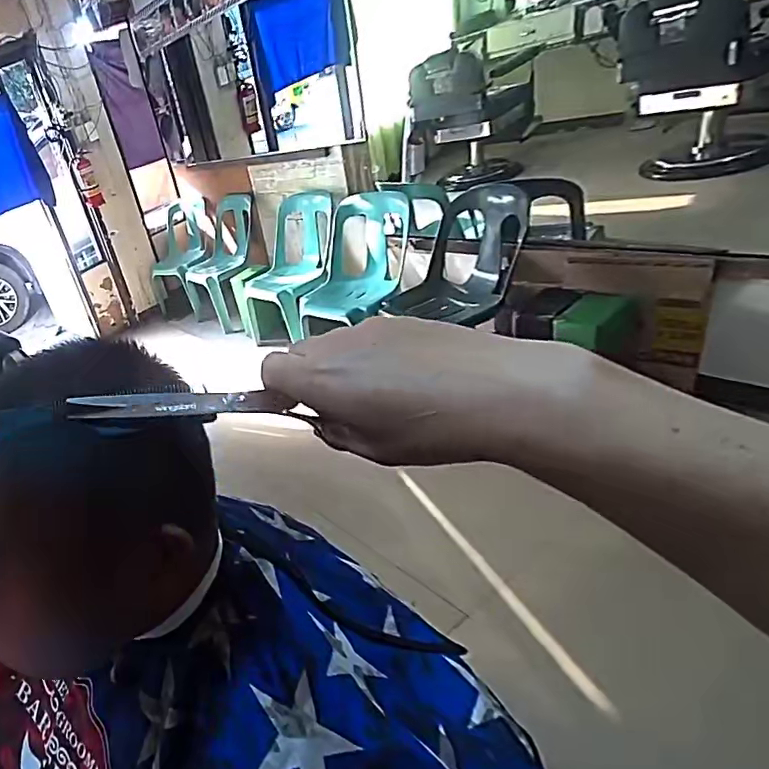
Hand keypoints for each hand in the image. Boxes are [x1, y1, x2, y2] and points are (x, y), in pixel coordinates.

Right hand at [261, 317, 627, 467]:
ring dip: (339, 366)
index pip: (268, 368)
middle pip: (298, 352)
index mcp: (321, 378)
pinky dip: (369, 355)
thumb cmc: (432, 431)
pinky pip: (366, 337)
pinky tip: (408, 377)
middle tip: (338, 407)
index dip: (274, 390)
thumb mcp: (374, 449)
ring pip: (333, 344)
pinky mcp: (400, 319)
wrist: (500, 388)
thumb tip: (322, 417)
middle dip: (306, 378)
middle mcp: (336, 343)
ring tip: (380, 393)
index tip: (294, 409)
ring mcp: (369, 326)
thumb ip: (334, 431)